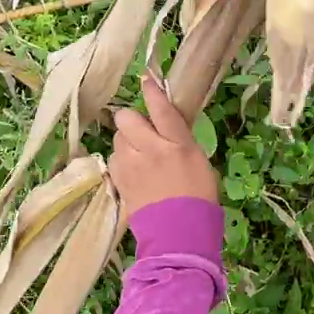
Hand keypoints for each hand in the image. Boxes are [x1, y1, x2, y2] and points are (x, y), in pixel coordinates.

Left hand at [111, 74, 217, 217]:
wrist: (180, 234)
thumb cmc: (200, 197)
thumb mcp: (199, 162)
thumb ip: (181, 140)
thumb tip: (167, 127)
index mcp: (178, 144)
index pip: (161, 108)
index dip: (152, 91)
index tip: (146, 79)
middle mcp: (151, 150)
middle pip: (127, 119)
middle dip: (131, 120)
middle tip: (142, 130)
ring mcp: (132, 166)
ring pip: (118, 138)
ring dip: (126, 141)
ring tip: (139, 155)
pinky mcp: (120, 182)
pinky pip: (114, 159)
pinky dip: (121, 160)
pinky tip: (133, 170)